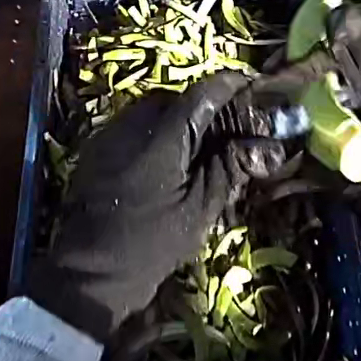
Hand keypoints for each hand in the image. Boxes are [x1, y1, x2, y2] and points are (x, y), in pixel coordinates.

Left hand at [26, 72, 283, 341]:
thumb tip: (272, 147)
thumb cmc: (151, 243)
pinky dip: (157, 132)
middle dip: (206, 106)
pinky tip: (169, 160)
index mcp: (162, 136)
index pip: (203, 93)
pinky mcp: (97, 148)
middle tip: (230, 126)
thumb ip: (232, 168)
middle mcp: (132, 124)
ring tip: (201, 144)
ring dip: (180, 118)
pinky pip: (134, 126)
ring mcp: (110, 134)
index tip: (254, 86)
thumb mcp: (200, 208)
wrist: (88, 274)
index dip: (231, 86)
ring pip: (154, 110)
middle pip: (178, 98)